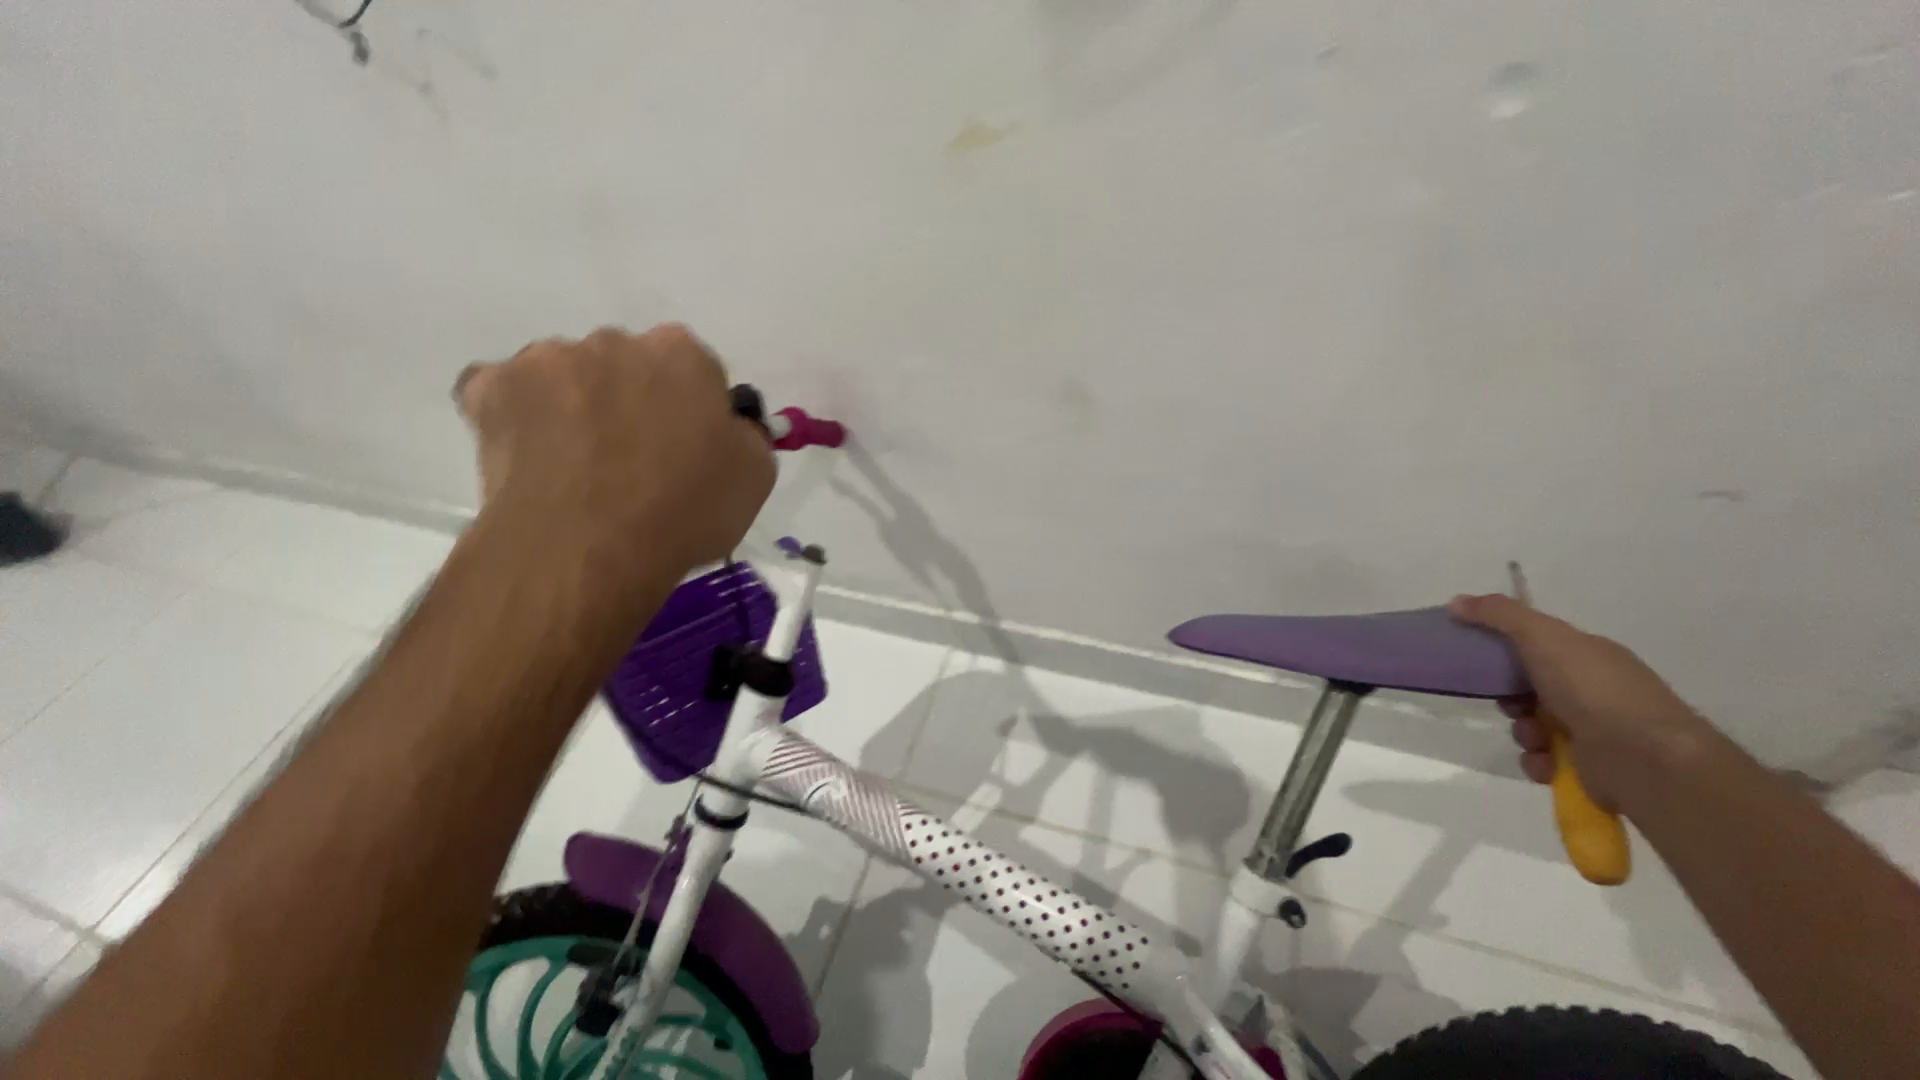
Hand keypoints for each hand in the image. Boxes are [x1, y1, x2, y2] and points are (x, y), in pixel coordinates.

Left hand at [457, 324, 774, 589]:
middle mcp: (615, 341)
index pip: (693, 371)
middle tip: (631, 462)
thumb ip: (745, 435)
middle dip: (629, 401)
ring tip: (574, 468)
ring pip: (565, 376)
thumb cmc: (684, 512)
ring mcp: (547, 360)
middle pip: (626, 367)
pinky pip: (500, 391)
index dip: (691, 411)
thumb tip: (728, 427)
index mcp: (682, 354)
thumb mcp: (755, 477)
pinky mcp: (491, 387)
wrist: (589, 547)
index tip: (687, 451)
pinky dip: (511, 416)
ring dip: (572, 406)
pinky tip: (526, 458)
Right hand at [1450, 594, 1713, 814]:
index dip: (1507, 653)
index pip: (1539, 647)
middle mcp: (1593, 690)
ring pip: (1532, 726)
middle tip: (1507, 702)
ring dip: (1523, 732)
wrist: (1644, 757)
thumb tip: (1456, 602)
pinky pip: (1543, 760)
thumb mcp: (1543, 636)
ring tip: (1536, 739)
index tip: (1483, 661)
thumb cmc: (1593, 688)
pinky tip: (1547, 761)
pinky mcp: (1587, 767)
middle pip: (1529, 688)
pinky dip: (1538, 761)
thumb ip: (1499, 615)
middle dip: (1509, 698)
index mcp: (1589, 656)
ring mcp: (1593, 730)